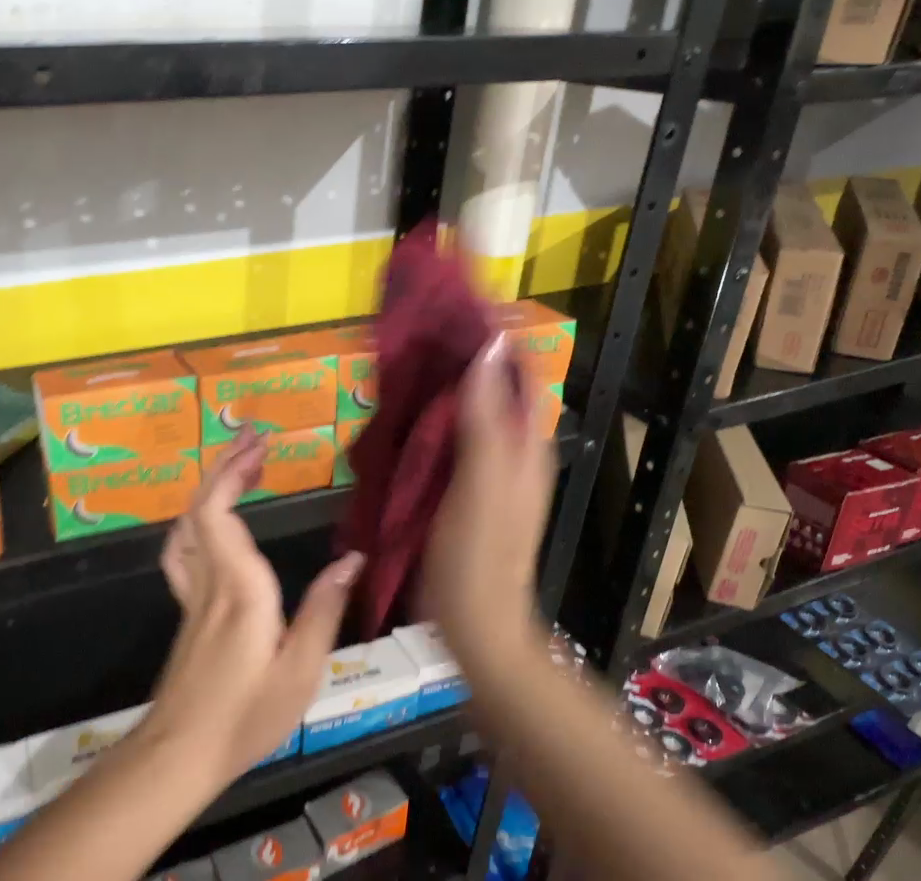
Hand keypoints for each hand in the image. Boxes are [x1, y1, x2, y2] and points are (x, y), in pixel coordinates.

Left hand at [142, 429, 363, 786]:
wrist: (182, 751)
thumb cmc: (248, 715)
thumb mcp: (302, 670)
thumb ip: (325, 610)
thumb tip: (354, 558)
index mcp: (239, 587)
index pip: (218, 511)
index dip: (232, 471)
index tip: (260, 445)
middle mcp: (210, 579)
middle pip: (202, 507)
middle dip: (225, 467)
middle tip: (256, 442)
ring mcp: (192, 594)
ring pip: (188, 525)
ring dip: (210, 489)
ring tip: (240, 470)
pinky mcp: (186, 610)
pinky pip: (183, 549)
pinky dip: (195, 521)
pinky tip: (209, 523)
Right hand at [420, 332, 554, 672]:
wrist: (472, 626)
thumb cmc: (479, 557)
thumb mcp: (482, 484)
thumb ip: (486, 419)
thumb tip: (488, 346)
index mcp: (524, 442)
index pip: (517, 367)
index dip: (493, 329)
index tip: (455, 294)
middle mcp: (509, 447)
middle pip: (490, 382)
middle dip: (459, 346)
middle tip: (415, 317)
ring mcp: (482, 467)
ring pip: (466, 406)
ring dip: (440, 377)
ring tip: (400, 349)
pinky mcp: (455, 485)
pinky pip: (444, 434)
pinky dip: (426, 411)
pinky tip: (396, 405)